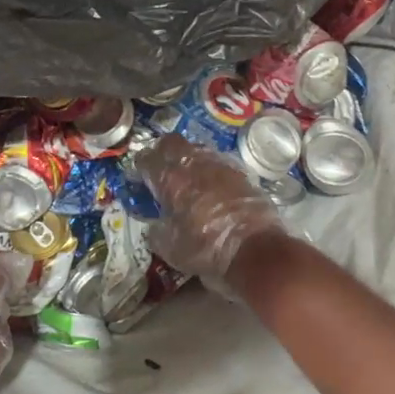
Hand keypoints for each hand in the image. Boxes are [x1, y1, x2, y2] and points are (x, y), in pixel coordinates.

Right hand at [133, 135, 285, 283]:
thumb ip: (156, 231)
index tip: (138, 177)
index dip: (139, 166)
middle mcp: (194, 164)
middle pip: (171, 142)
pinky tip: (212, 185)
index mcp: (171, 179)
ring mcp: (220, 165)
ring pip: (196, 148)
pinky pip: (218, 162)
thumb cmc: (207, 250)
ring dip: (188, 158)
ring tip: (187, 176)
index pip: (147, 159)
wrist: (256, 251)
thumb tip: (154, 225)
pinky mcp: (241, 173)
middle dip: (162, 151)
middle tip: (160, 168)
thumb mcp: (171, 248)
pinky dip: (210, 170)